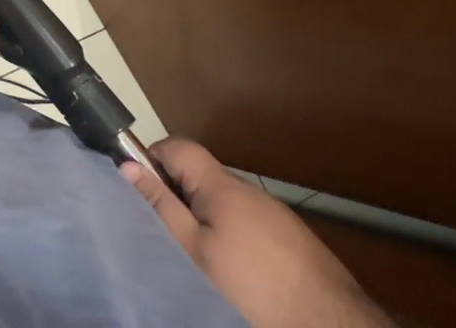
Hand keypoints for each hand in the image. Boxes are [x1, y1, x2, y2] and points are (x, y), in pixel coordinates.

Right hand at [121, 139, 392, 327]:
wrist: (328, 322)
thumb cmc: (249, 285)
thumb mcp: (193, 251)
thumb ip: (160, 206)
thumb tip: (128, 165)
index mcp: (221, 185)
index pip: (177, 145)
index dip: (152, 158)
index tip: (142, 191)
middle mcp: (248, 189)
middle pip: (199, 174)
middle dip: (178, 194)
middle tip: (169, 233)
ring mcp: (274, 211)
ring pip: (223, 200)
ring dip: (204, 216)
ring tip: (202, 255)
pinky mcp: (291, 235)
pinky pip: (247, 220)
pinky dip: (232, 233)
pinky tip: (237, 268)